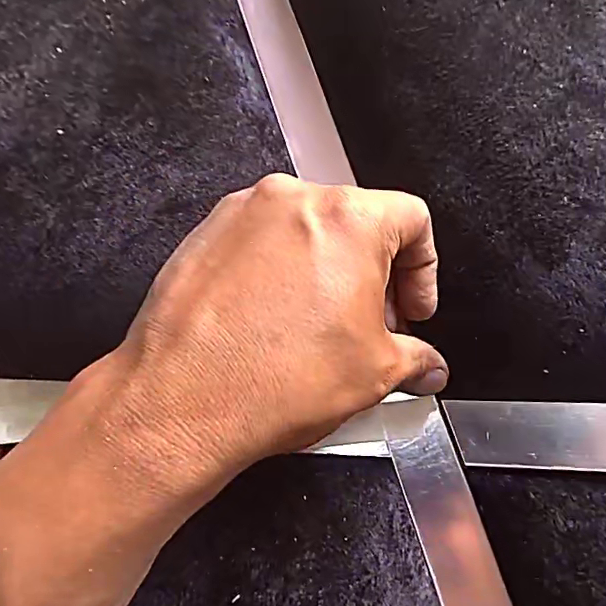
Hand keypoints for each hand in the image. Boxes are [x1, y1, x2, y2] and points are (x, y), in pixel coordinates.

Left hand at [69, 174, 446, 499]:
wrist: (180, 404)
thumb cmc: (270, 381)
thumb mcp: (374, 373)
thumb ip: (416, 359)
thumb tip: (426, 364)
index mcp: (349, 220)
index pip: (413, 219)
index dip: (424, 269)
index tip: (411, 306)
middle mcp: (295, 201)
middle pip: (361, 222)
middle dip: (378, 275)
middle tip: (374, 323)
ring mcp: (245, 214)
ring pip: (311, 229)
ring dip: (330, 271)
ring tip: (323, 328)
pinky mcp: (207, 234)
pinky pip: (263, 241)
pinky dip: (282, 272)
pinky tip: (279, 322)